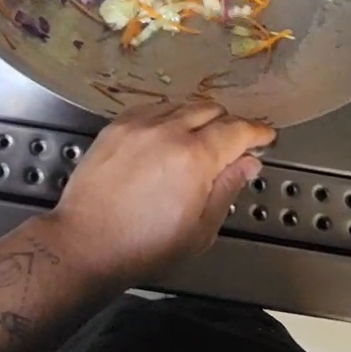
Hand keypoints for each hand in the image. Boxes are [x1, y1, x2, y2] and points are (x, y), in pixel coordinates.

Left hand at [45, 100, 274, 285]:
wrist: (85, 242)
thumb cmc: (145, 246)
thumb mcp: (200, 229)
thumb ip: (227, 188)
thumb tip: (249, 162)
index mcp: (195, 156)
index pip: (237, 129)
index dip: (257, 132)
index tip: (265, 137)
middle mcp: (168, 130)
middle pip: (210, 110)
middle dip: (228, 124)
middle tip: (232, 144)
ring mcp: (138, 124)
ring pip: (181, 105)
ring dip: (198, 118)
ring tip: (200, 140)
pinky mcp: (116, 125)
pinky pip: (152, 108)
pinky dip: (168, 116)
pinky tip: (167, 134)